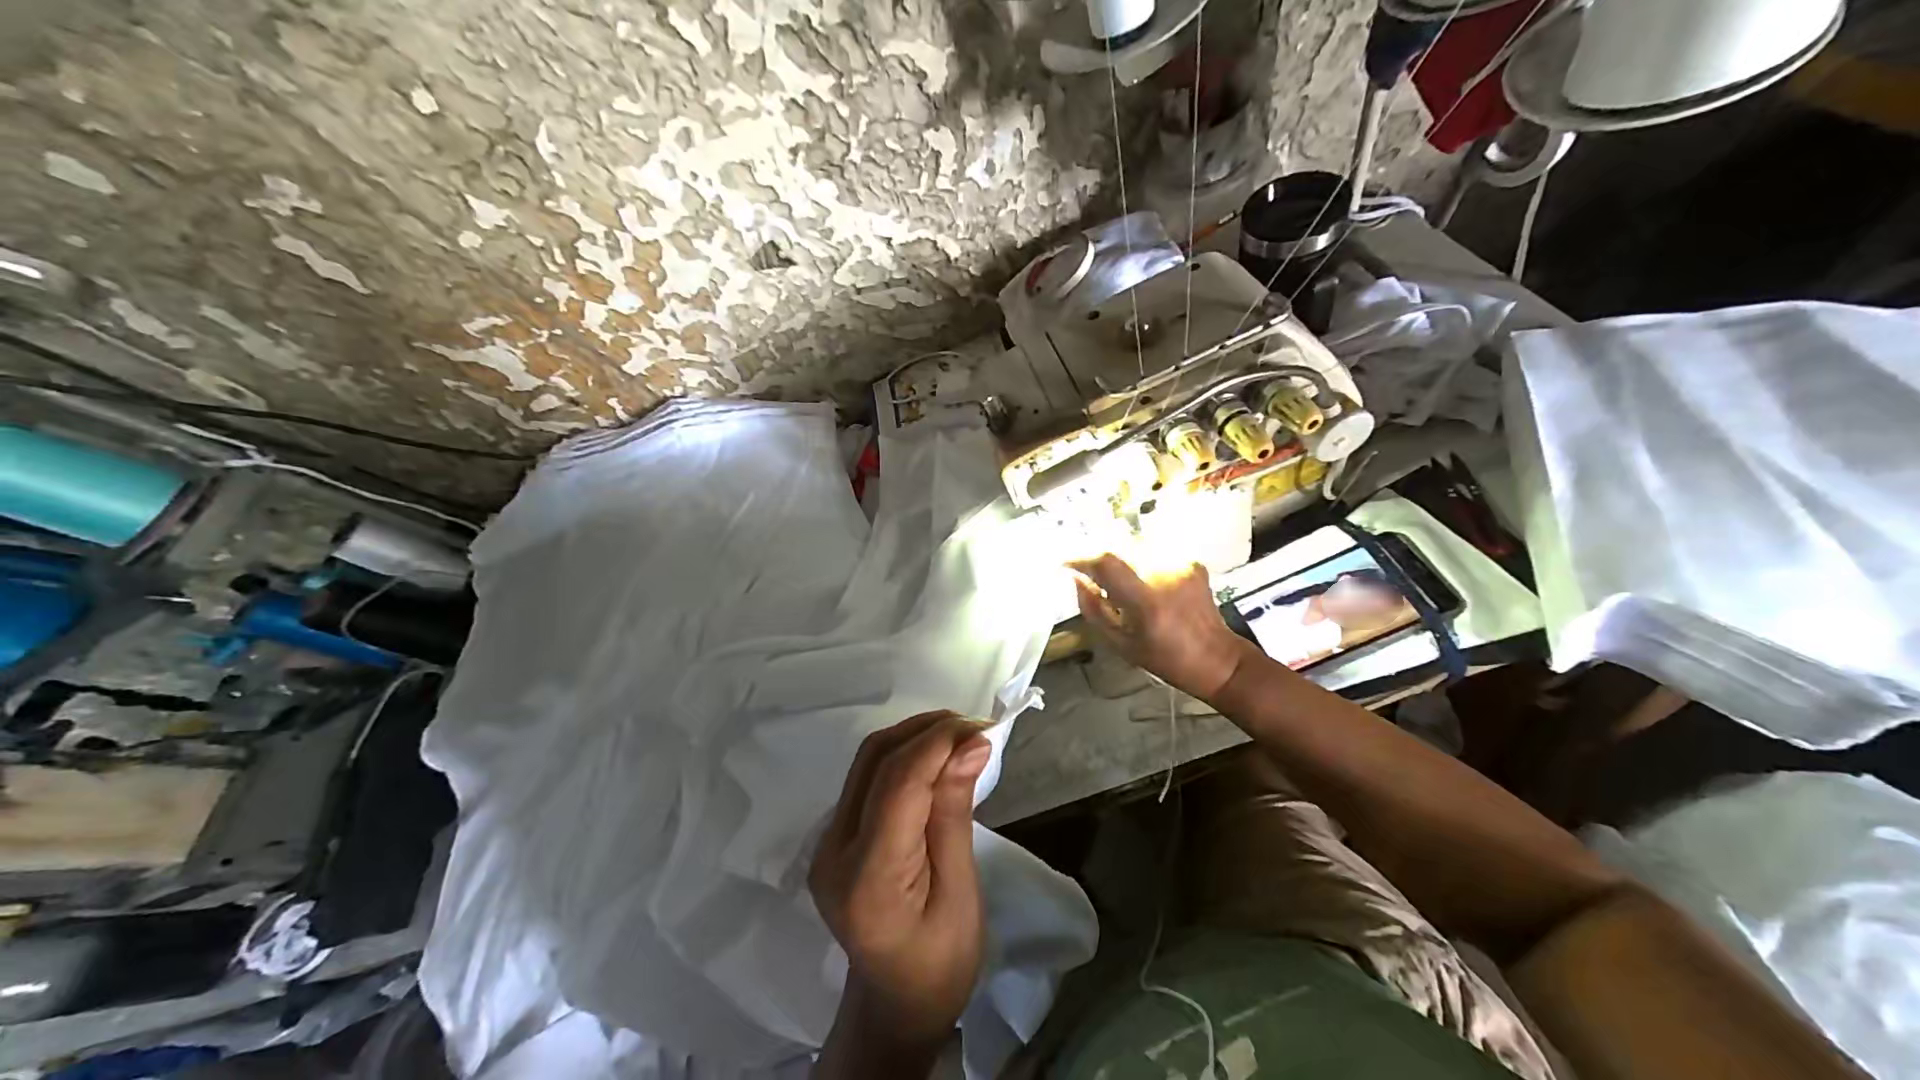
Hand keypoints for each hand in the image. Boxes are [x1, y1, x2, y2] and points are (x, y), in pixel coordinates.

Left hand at [809, 711, 989, 1053]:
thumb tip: (971, 744)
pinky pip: (866, 778)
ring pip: (866, 761)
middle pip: (874, 760)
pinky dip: (904, 756)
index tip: (984, 729)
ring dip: (914, 736)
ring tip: (961, 736)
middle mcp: (833, 851)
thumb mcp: (961, 894)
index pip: (897, 784)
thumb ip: (954, 814)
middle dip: (927, 730)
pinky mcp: (832, 836)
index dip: (939, 743)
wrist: (897, 1002)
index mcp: (868, 878)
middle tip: (976, 728)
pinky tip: (935, 758)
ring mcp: (825, 842)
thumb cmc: (942, 962)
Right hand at [1070, 554, 1255, 700]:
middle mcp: (1165, 575)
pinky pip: (1154, 552)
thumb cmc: (1165, 659)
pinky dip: (1142, 564)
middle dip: (1101, 562)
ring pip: (1135, 548)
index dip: (1081, 558)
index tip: (1066, 564)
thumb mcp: (1120, 644)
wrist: (1217, 658)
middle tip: (1096, 582)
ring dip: (1122, 563)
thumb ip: (1093, 609)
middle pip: (1118, 550)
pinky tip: (1148, 585)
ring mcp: (1181, 565)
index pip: (1107, 562)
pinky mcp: (1191, 561)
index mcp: (1147, 602)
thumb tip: (1076, 579)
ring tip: (1125, 589)